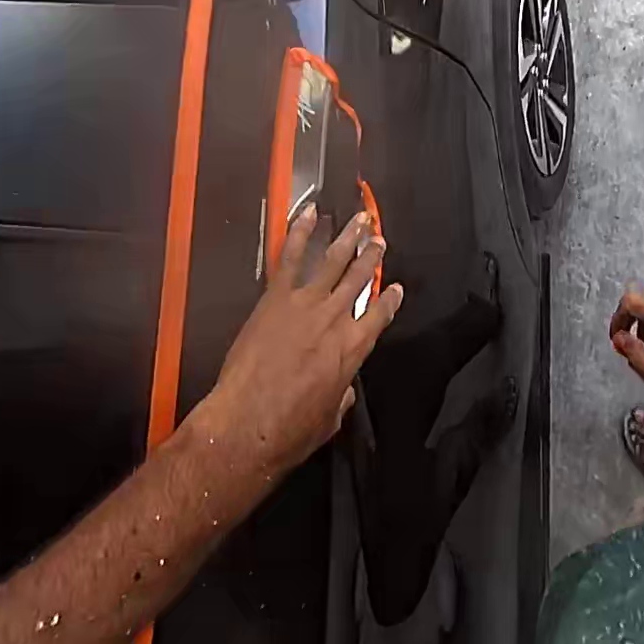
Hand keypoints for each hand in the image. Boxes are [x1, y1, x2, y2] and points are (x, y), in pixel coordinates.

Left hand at [194, 208, 403, 475]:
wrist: (248, 422)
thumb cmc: (290, 429)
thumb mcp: (329, 417)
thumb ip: (340, 394)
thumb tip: (343, 388)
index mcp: (352, 349)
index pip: (379, 316)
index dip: (389, 300)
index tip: (395, 287)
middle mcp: (334, 319)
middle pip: (359, 279)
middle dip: (372, 257)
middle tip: (380, 239)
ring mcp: (304, 303)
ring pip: (333, 261)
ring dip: (349, 238)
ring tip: (361, 220)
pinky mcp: (276, 297)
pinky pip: (289, 257)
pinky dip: (299, 232)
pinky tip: (308, 213)